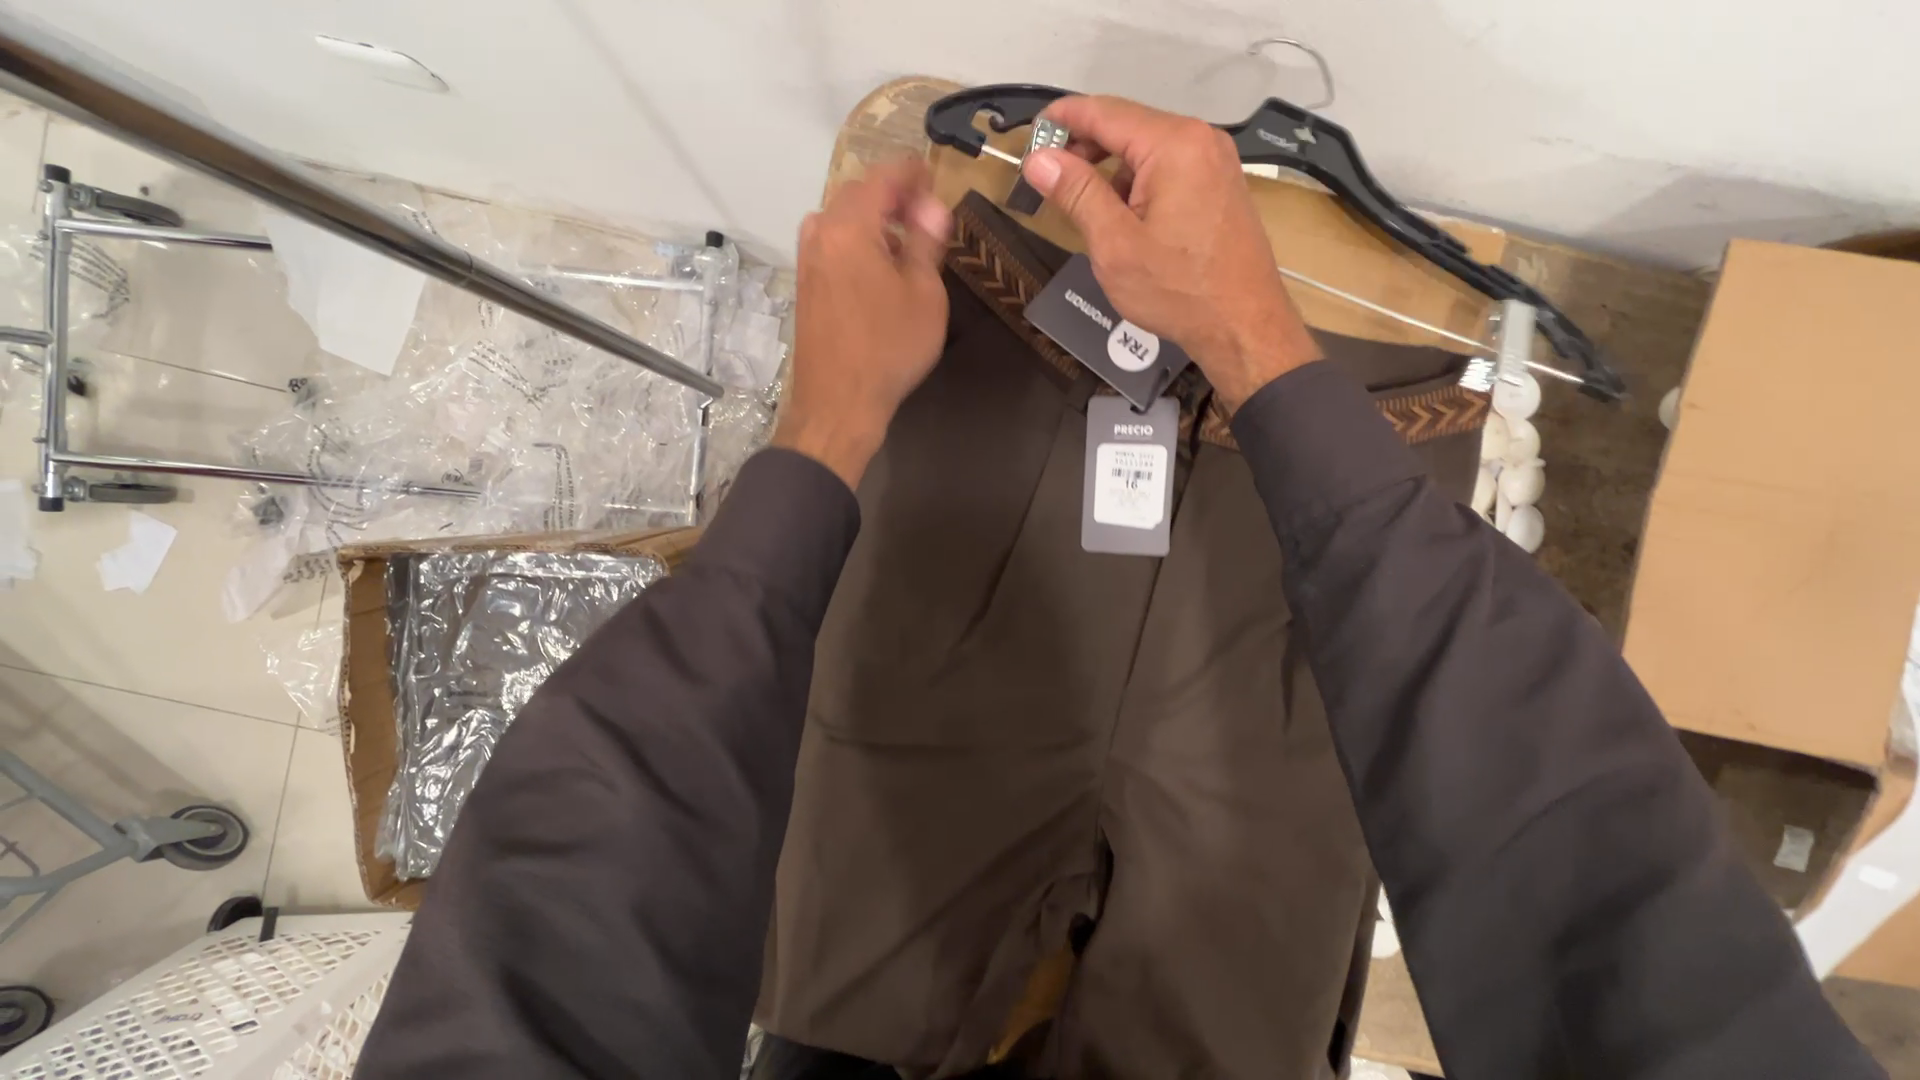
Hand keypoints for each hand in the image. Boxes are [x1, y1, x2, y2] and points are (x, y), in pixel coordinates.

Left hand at [775, 159, 951, 489]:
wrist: (838, 403)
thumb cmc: (889, 349)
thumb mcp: (923, 294)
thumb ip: (925, 242)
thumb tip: (932, 207)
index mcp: (849, 227)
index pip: (881, 177)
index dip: (911, 171)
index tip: (934, 175)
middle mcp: (820, 235)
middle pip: (856, 195)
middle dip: (891, 194)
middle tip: (924, 210)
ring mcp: (807, 262)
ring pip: (841, 221)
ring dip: (872, 220)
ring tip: (904, 240)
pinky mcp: (805, 287)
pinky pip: (832, 246)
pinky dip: (857, 242)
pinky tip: (879, 268)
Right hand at [1020, 95, 1320, 410]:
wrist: (1243, 325)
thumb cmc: (1178, 290)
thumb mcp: (1115, 244)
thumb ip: (1076, 194)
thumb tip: (1039, 160)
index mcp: (1173, 144)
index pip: (1105, 112)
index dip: (1063, 119)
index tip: (1030, 134)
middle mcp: (1200, 140)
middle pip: (1129, 125)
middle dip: (1085, 147)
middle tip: (1049, 176)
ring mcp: (1216, 161)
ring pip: (1148, 150)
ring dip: (1112, 169)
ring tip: (1085, 206)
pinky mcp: (1221, 186)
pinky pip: (1170, 169)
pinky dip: (1139, 183)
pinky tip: (1124, 218)